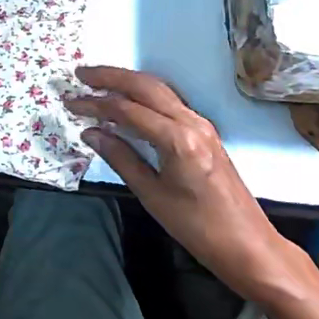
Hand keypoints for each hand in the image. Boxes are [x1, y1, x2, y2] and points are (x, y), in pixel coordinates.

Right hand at [66, 66, 304, 298]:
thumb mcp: (152, 196)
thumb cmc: (197, 227)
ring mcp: (201, 124)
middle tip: (80, 74)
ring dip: (128, 81)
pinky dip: (144, 95)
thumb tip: (91, 133)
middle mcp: (191, 122)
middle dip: (111, 76)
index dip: (95, 104)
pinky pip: (170, 101)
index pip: (127, 109)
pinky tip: (129, 101)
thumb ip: (121, 158)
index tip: (70, 102)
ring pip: (160, 90)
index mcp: (177, 139)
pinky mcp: (205, 132)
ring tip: (99, 81)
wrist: (248, 244)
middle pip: (145, 86)